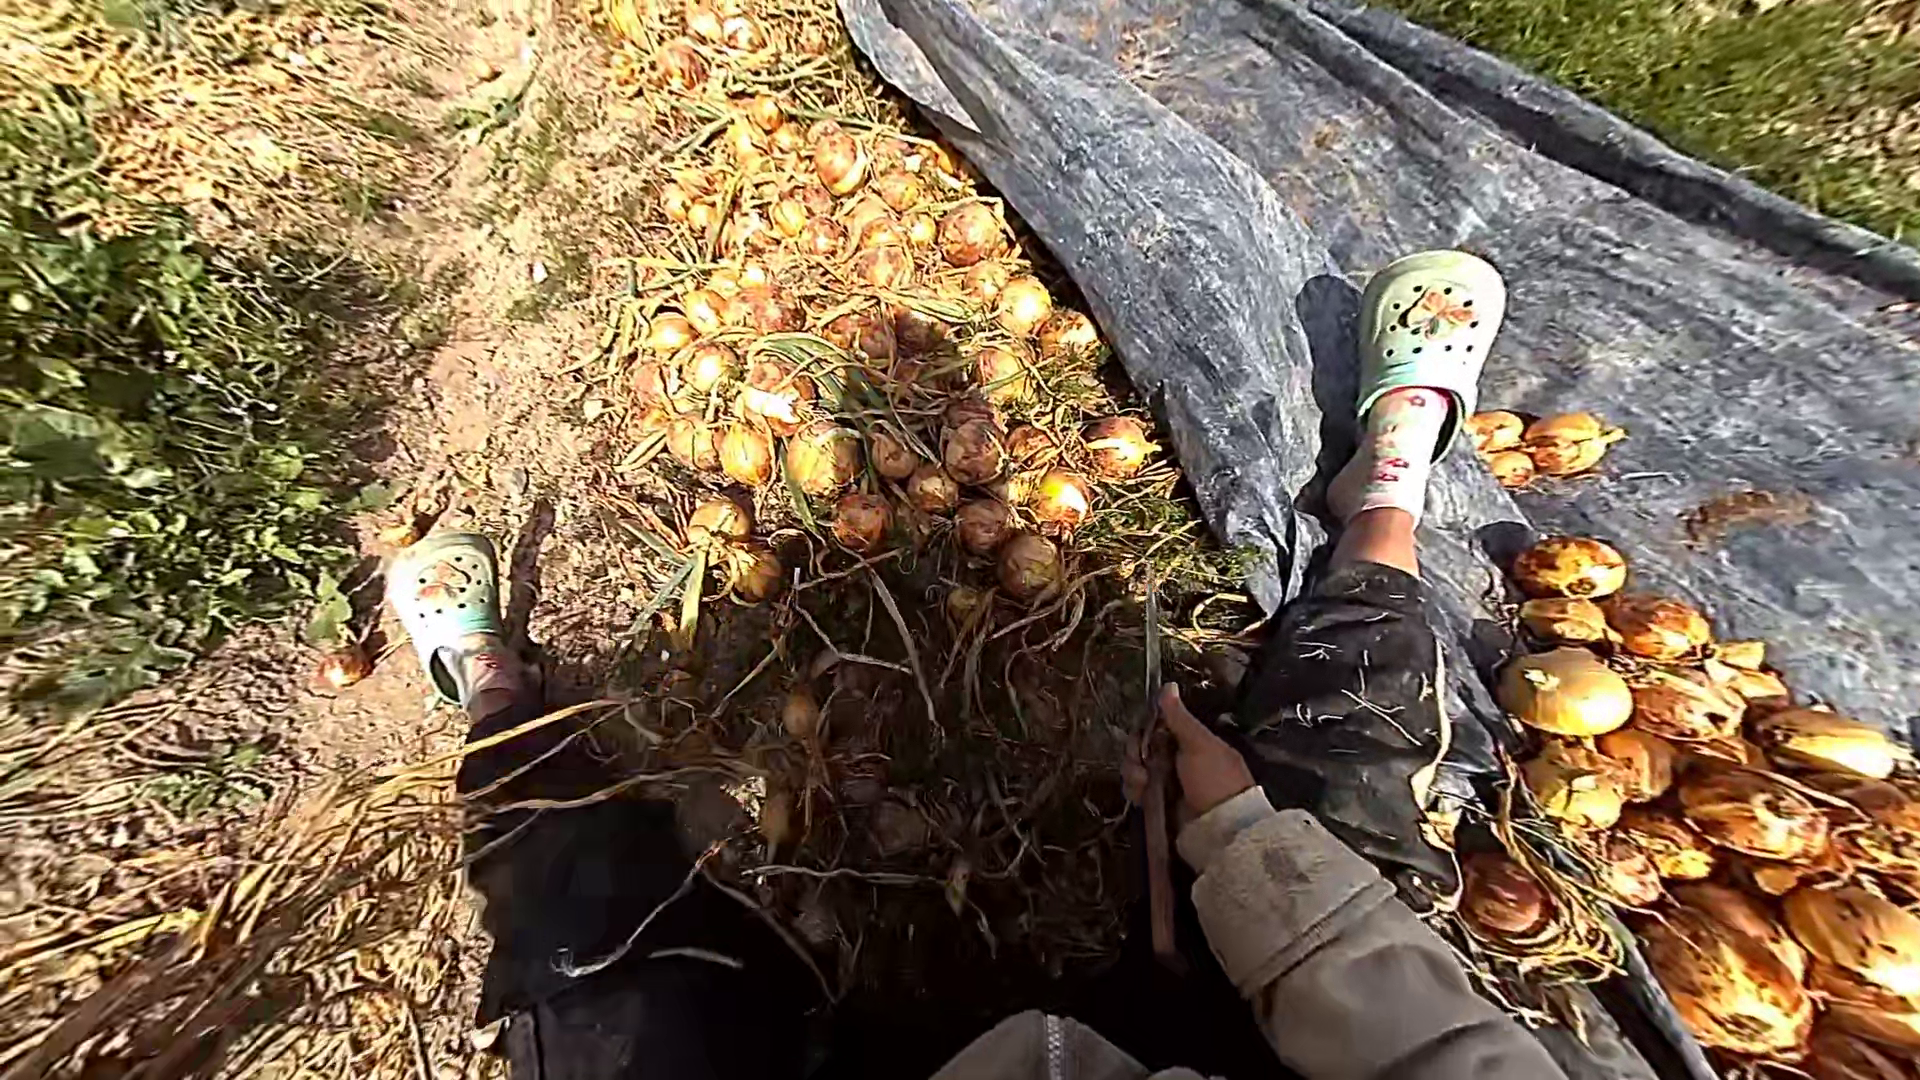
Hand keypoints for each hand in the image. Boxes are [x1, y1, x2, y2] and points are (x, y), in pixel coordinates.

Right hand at [1125, 684, 1256, 821]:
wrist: (1224, 832)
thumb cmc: (1215, 781)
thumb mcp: (1200, 744)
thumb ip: (1179, 717)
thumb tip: (1168, 685)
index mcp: (1189, 743)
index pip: (1155, 728)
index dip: (1143, 730)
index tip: (1141, 737)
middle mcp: (1176, 761)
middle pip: (1140, 747)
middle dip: (1134, 752)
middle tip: (1141, 762)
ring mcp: (1166, 784)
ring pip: (1134, 768)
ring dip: (1132, 772)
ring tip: (1142, 783)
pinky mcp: (1158, 805)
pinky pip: (1135, 791)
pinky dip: (1133, 790)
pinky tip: (1139, 795)